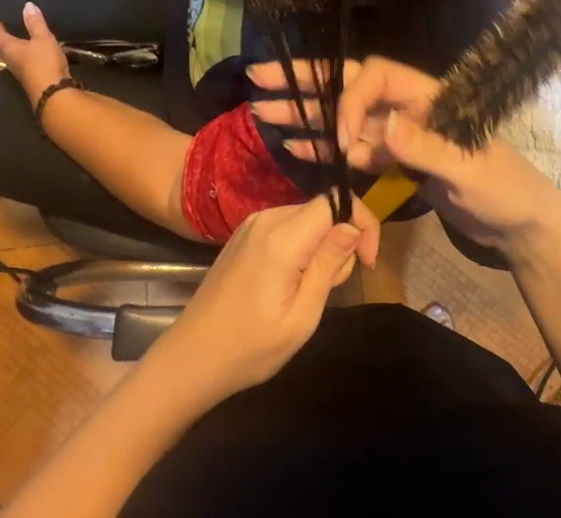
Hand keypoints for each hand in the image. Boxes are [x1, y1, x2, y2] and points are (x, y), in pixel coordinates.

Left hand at [0, 2, 70, 97]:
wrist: (52, 94)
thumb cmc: (45, 62)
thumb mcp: (43, 39)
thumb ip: (35, 23)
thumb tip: (27, 5)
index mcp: (10, 49)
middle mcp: (9, 63)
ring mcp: (16, 77)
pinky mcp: (25, 86)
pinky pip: (5, 81)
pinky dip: (1, 79)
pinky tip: (7, 82)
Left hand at [152, 195, 370, 396]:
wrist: (191, 359)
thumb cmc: (250, 349)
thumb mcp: (302, 316)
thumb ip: (329, 265)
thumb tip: (353, 225)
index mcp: (281, 238)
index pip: (336, 201)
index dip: (362, 222)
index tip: (369, 262)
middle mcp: (266, 219)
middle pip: (322, 210)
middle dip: (340, 242)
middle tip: (330, 289)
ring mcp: (251, 225)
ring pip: (307, 218)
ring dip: (321, 248)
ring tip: (307, 293)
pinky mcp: (244, 235)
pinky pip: (287, 227)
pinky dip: (301, 248)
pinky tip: (289, 284)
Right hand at [254, 57, 560, 249]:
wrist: (519, 225)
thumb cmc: (505, 190)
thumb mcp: (469, 170)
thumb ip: (426, 149)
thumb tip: (382, 127)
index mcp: (429, 96)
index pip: (375, 77)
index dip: (350, 101)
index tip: (342, 140)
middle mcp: (408, 108)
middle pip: (350, 86)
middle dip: (306, 83)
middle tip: (259, 79)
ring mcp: (399, 135)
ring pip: (344, 119)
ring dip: (305, 116)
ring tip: (263, 111)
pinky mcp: (395, 162)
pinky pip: (353, 150)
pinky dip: (325, 149)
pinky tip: (295, 147)